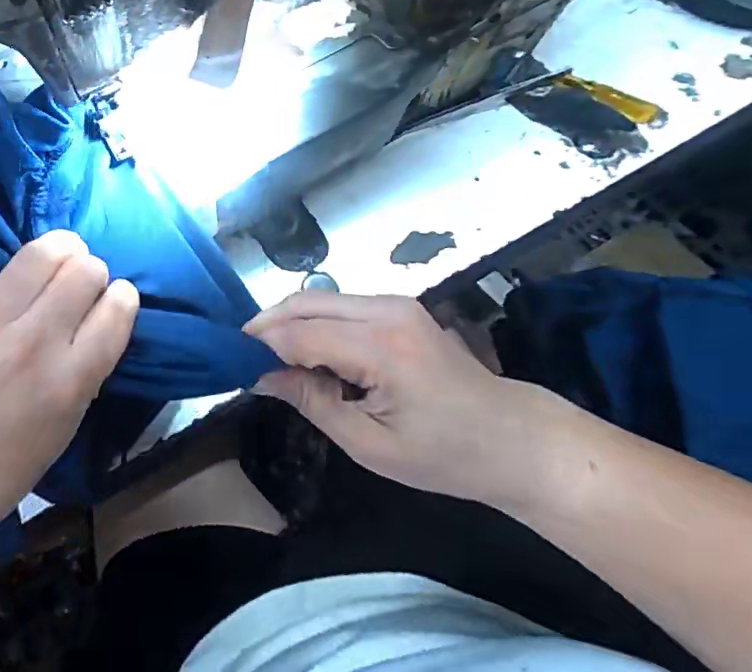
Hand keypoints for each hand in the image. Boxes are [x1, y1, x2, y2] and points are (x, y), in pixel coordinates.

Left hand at [0, 186, 139, 540]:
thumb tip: (104, 304)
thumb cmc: (12, 460)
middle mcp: (31, 344)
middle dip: (92, 273)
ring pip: (40, 253)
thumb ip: (91, 361)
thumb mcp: (72, 419)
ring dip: (60, 248)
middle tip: (80, 287)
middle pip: (83, 272)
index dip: (121, 299)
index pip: (117, 309)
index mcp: (70, 380)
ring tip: (58, 257)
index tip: (113, 302)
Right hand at [244, 292, 568, 510]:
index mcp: (383, 349)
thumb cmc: (447, 456)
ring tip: (269, 353)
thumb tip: (261, 377)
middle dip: (267, 324)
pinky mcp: (398, 304)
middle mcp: (386, 311)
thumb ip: (311, 402)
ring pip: (318, 296)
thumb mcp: (371, 445)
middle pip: (304, 302)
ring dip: (288, 320)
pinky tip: (306, 347)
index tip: (234, 363)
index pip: (301, 334)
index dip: (262, 346)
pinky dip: (312, 320)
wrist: (518, 440)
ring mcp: (395, 302)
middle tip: (242, 353)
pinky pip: (338, 303)